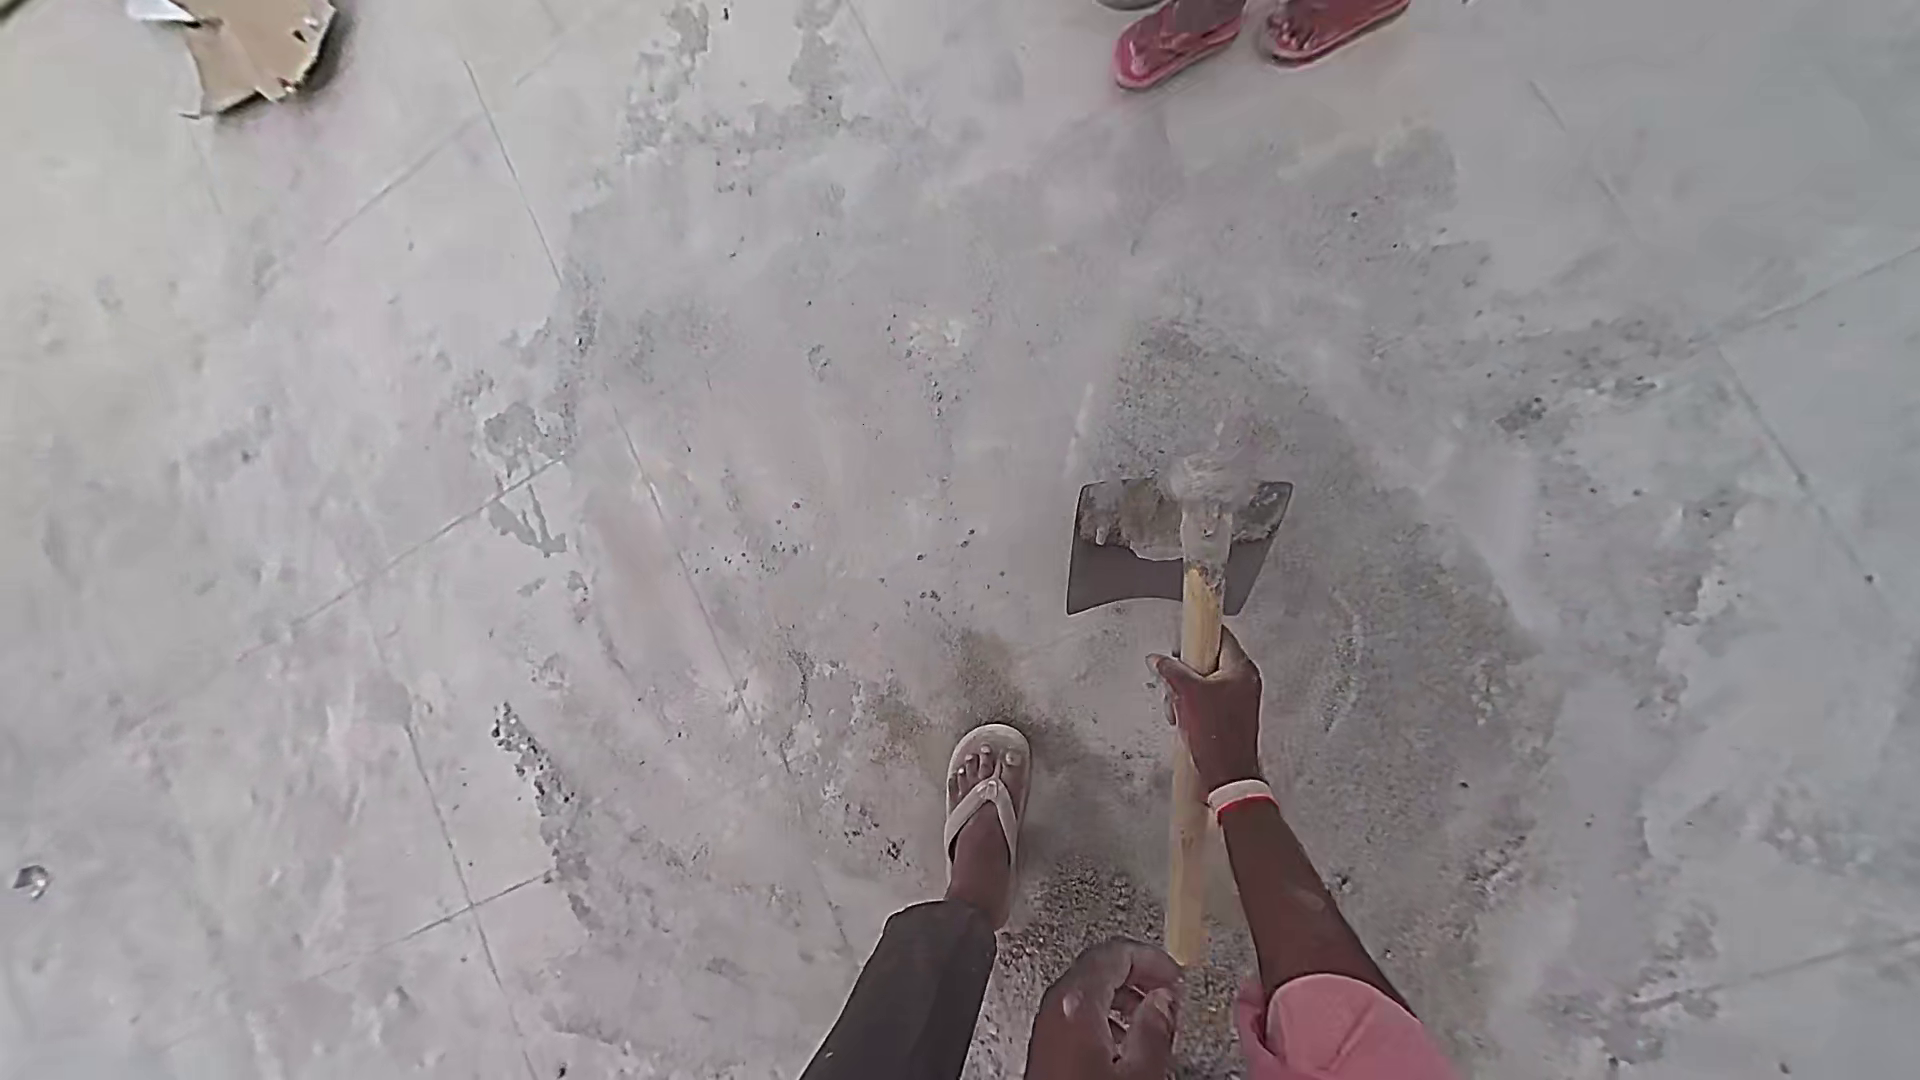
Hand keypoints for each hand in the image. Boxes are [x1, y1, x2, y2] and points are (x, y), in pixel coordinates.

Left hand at [1026, 939, 1181, 1079]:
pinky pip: (1078, 1011)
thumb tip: (1164, 999)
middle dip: (1136, 973)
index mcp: (1078, 999)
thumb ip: (1155, 1031)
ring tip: (1153, 1017)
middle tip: (1168, 990)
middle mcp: (1058, 1001)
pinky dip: (1105, 1013)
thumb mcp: (1140, 1076)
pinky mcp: (1046, 1043)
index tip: (1175, 974)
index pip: (1114, 954)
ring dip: (1122, 994)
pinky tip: (1124, 1042)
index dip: (1149, 959)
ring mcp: (1048, 1021)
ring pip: (1088, 988)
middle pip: (1099, 966)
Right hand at [1149, 627, 1263, 790]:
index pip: (1220, 636)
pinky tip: (1182, 717)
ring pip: (1201, 681)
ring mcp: (1236, 699)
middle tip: (1175, 681)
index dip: (1199, 633)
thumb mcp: (1186, 692)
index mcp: (1241, 670)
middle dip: (1184, 671)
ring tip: (1179, 707)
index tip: (1183, 633)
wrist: (1226, 774)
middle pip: (1206, 659)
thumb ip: (1170, 669)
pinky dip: (1189, 705)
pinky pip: (1203, 698)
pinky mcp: (1228, 714)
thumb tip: (1158, 660)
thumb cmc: (1217, 736)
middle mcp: (1243, 681)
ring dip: (1183, 691)